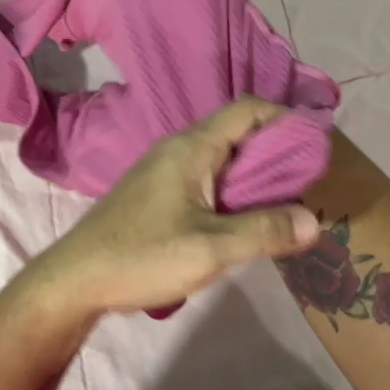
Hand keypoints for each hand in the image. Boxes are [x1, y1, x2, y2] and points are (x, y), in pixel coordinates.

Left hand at [23, 98, 321, 314]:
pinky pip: (205, 179)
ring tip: (282, 206)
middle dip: (275, 152)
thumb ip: (264, 230)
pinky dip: (231, 191)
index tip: (314, 145)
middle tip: (307, 184)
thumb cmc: (142, 256)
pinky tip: (241, 222)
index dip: (285, 118)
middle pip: (236, 133)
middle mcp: (177, 148)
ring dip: (253, 176)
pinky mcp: (155, 194)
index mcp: (192, 147)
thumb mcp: (211, 249)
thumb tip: (314, 220)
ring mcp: (163, 170)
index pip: (247, 109)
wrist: (74, 280)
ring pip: (221, 159)